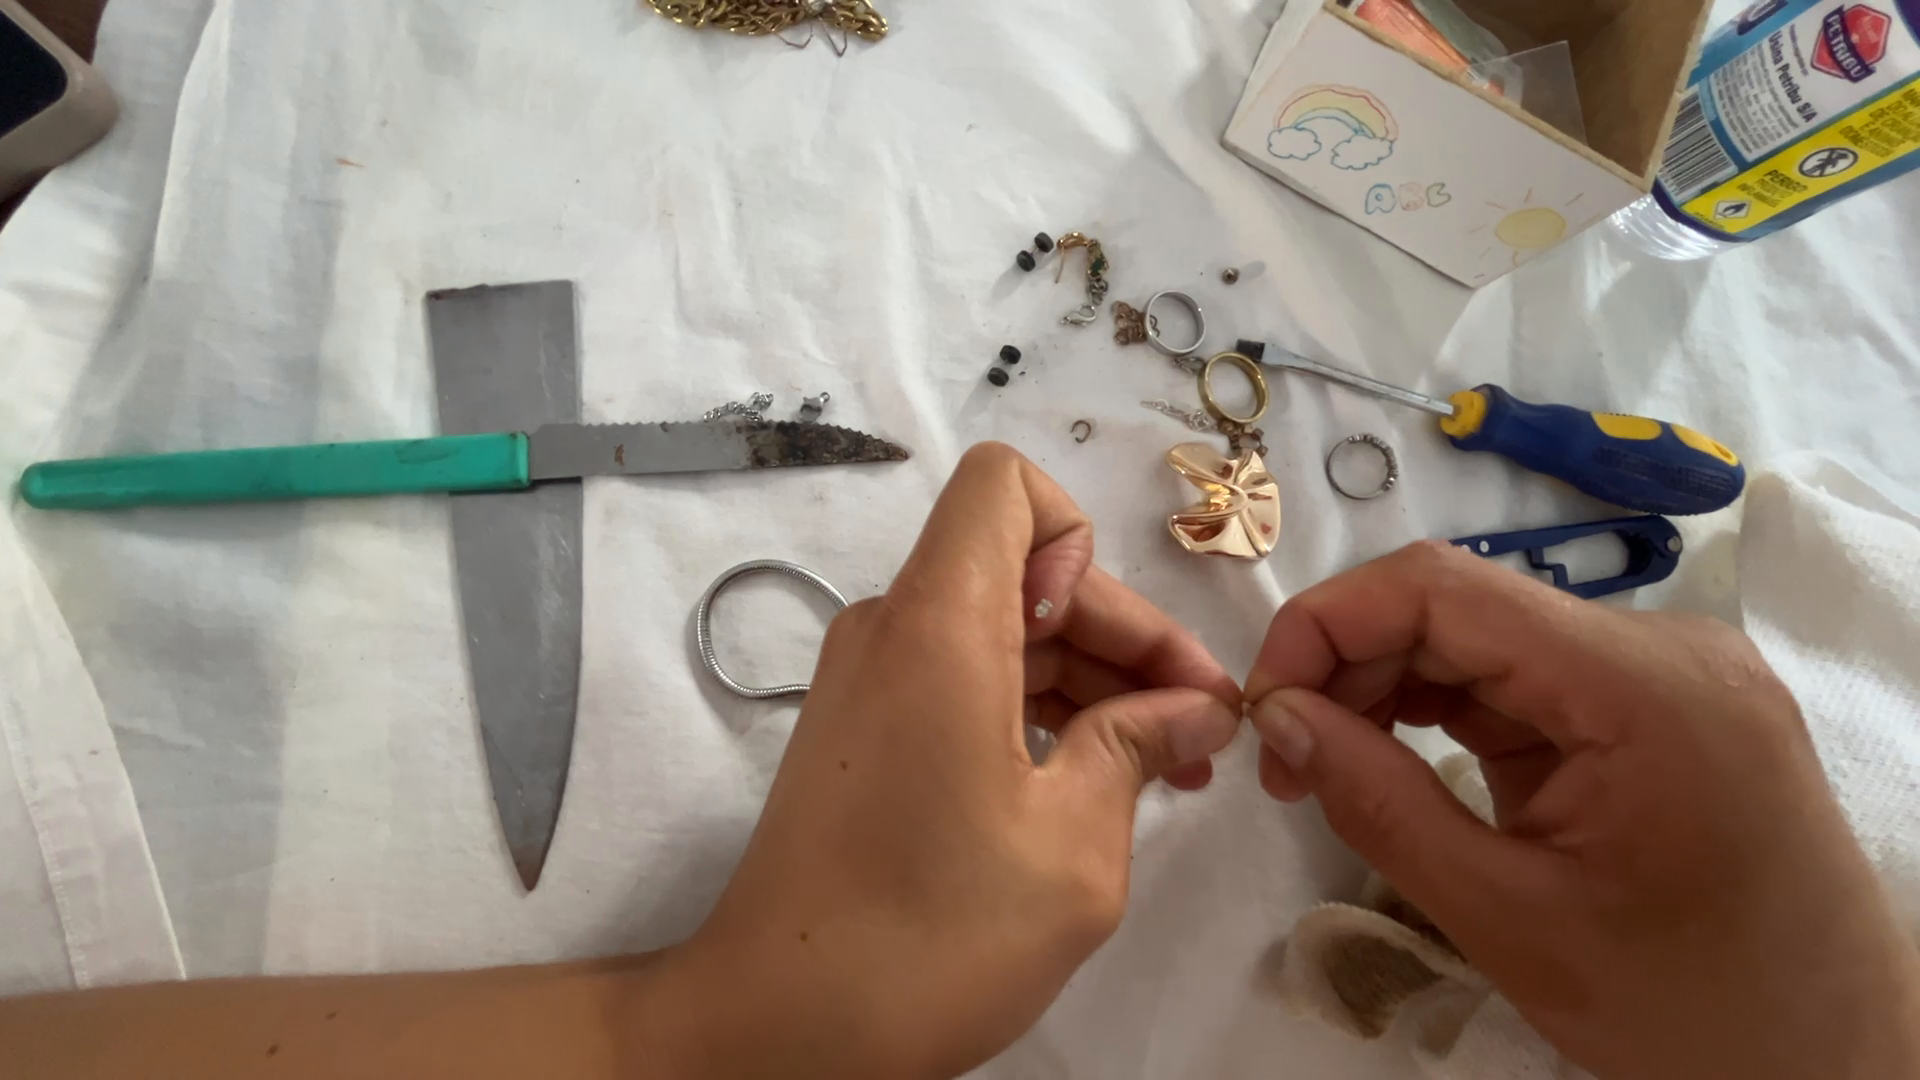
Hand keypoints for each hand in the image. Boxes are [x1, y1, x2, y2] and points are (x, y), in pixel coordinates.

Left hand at [645, 444, 1241, 1078]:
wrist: (775, 1023)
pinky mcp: (871, 718)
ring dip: (1090, 678)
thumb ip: (1140, 748)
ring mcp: (876, 670)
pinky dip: (1037, 705)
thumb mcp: (1073, 846)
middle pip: (1026, 570)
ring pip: (1005, 626)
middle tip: (1203, 724)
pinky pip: (969, 672)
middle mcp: (896, 622)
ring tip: (1172, 763)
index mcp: (939, 621)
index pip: (1002, 487)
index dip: (1075, 539)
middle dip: (1121, 634)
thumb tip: (1199, 710)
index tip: (1105, 643)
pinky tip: (1098, 773)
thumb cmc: (929, 935)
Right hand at [1244, 541, 1919, 1079]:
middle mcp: (1648, 647)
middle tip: (1282, 753)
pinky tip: (1378, 753)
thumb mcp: (1507, 919)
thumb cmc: (1691, 1013)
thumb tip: (1275, 715)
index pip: (1439, 587)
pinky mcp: (1616, 698)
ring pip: (1452, 633)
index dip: (1325, 622)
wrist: (1836, 1071)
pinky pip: (1483, 671)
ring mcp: (1637, 668)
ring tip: (1322, 764)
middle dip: (1338, 667)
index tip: (1264, 702)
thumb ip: (1375, 803)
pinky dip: (1411, 704)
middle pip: (1441, 605)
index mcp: (1644, 686)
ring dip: (1367, 686)